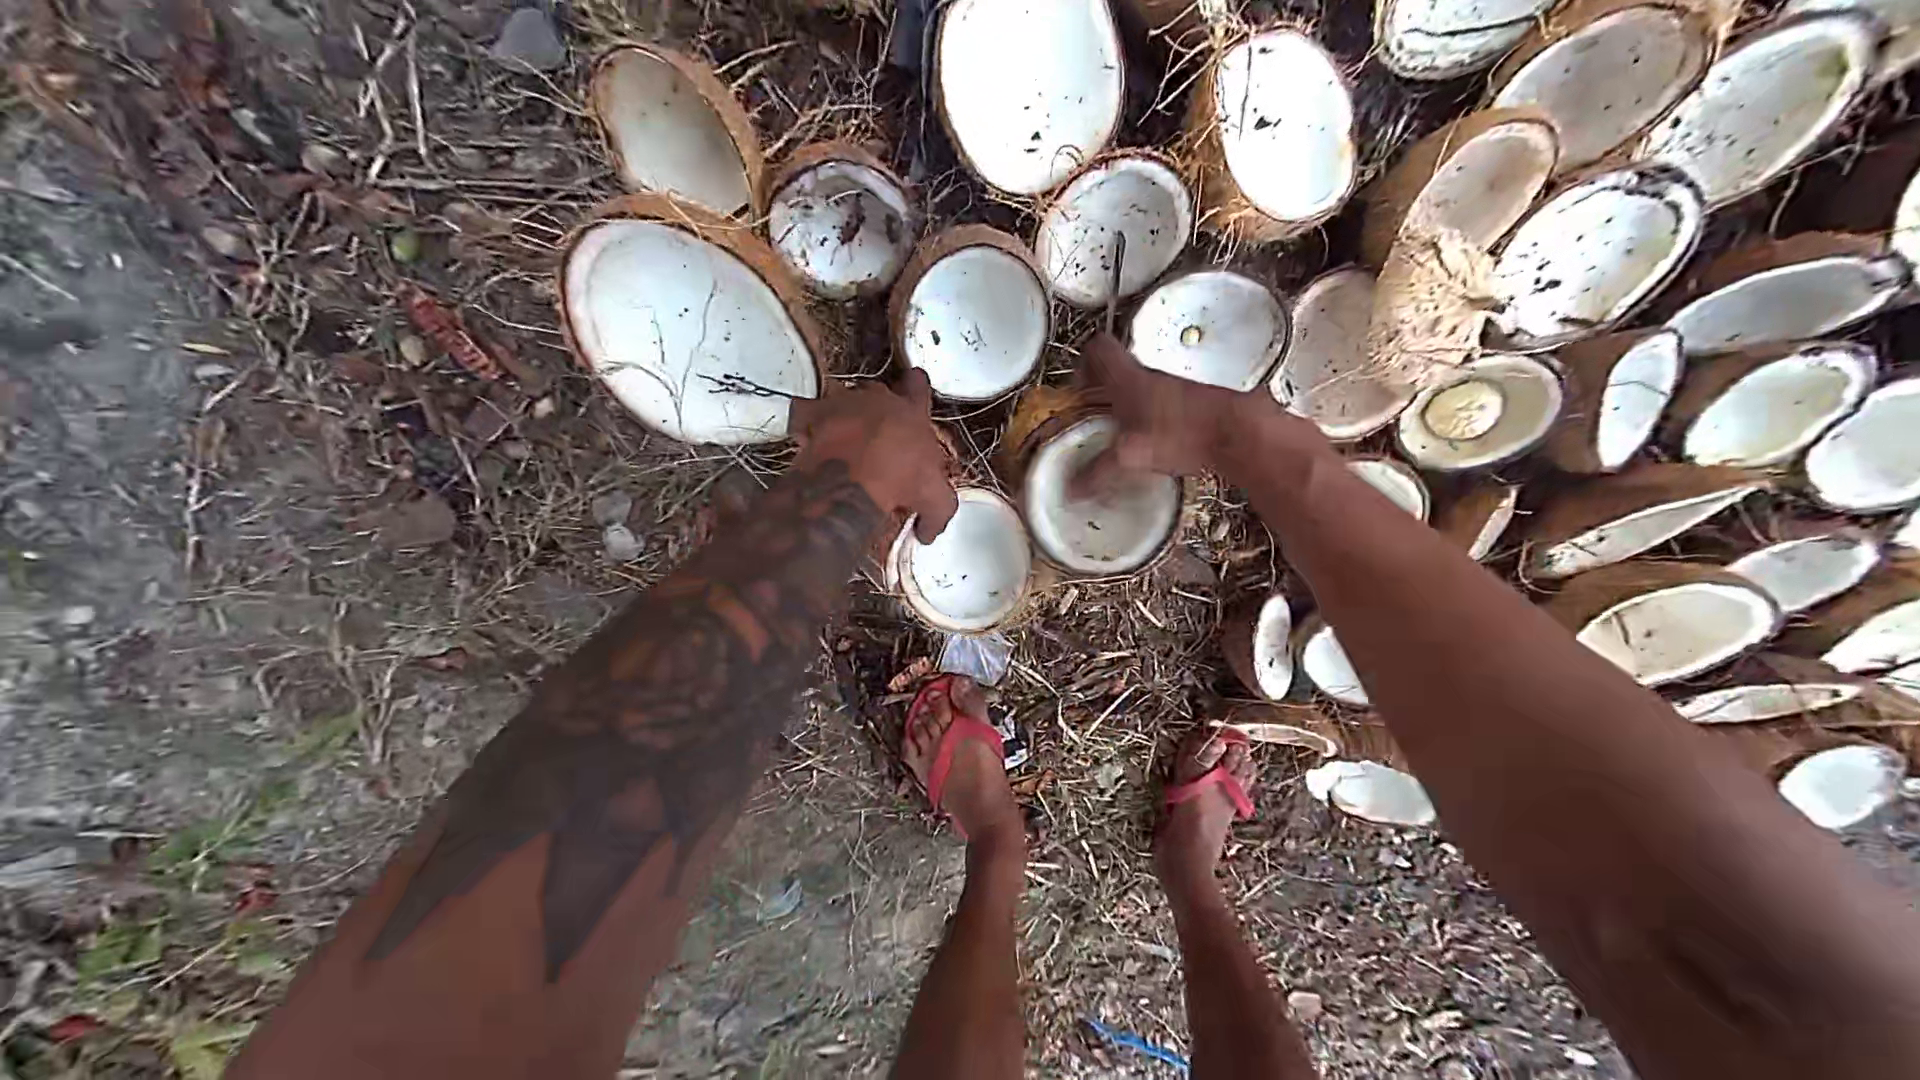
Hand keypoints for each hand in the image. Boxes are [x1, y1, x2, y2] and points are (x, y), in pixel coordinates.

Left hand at [790, 369, 958, 542]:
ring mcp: (844, 402)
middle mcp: (879, 399)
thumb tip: (928, 532)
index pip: (919, 387)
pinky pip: (805, 412)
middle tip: (875, 430)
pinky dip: (806, 423)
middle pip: (879, 390)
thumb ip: (937, 514)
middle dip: (877, 407)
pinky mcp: (813, 413)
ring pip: (842, 397)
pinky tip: (808, 440)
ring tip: (841, 439)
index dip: (916, 388)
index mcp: (913, 413)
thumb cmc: (901, 477)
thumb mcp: (935, 499)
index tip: (912, 389)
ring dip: (842, 414)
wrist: (854, 474)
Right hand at [1073, 333, 1322, 494]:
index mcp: (1128, 379)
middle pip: (1117, 371)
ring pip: (1141, 388)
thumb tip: (1071, 490)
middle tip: (1092, 418)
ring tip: (1120, 436)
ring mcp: (1175, 389)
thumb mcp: (1129, 457)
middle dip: (1101, 392)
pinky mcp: (1194, 404)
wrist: (1238, 433)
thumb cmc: (1180, 434)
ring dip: (1126, 406)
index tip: (1077, 389)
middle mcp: (1150, 377)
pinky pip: (1162, 405)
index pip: (1098, 349)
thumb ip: (1097, 472)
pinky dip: (1150, 420)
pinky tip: (1152, 445)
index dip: (1082, 363)